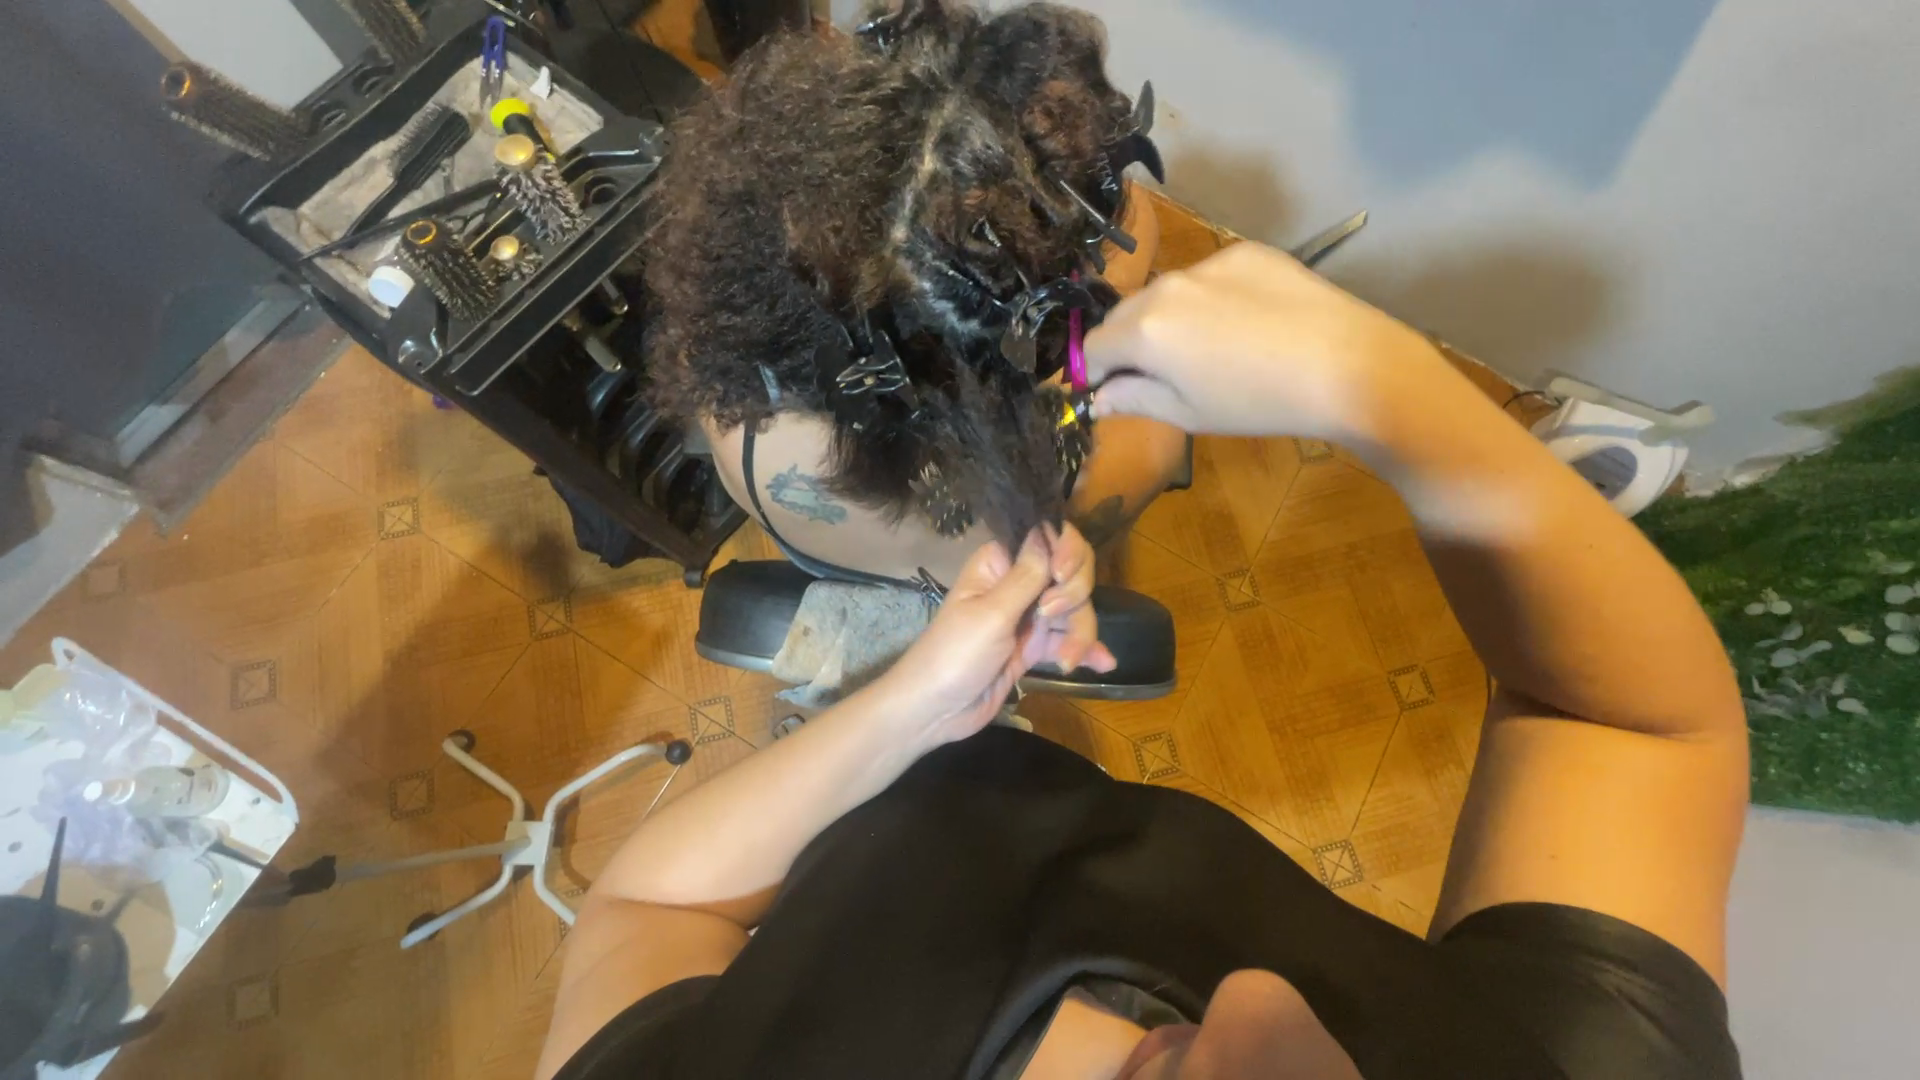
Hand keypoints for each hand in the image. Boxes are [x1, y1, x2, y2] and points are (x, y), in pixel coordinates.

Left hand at [874, 531, 1114, 744]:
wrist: (937, 710)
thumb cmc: (955, 654)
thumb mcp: (992, 613)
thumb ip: (1027, 575)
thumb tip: (1047, 528)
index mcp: (999, 562)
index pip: (1048, 536)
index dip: (1066, 550)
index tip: (1062, 575)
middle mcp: (1017, 582)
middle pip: (1071, 571)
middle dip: (1074, 595)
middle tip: (1049, 618)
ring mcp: (1029, 615)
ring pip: (1075, 609)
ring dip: (1080, 633)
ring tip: (1065, 661)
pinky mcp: (1036, 646)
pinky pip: (1070, 639)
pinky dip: (1087, 649)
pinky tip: (1103, 663)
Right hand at [1084, 242, 1444, 444]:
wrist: (1347, 365)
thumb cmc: (1258, 403)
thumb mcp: (1187, 413)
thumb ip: (1132, 400)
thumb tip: (1097, 398)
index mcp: (1145, 330)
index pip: (1093, 346)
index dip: (1094, 372)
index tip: (1113, 390)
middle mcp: (1167, 286)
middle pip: (1122, 314)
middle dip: (1125, 344)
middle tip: (1155, 375)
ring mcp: (1208, 263)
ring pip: (1163, 293)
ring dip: (1163, 320)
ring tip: (1204, 350)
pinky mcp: (1246, 251)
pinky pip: (1205, 277)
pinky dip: (1205, 300)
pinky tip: (1241, 325)